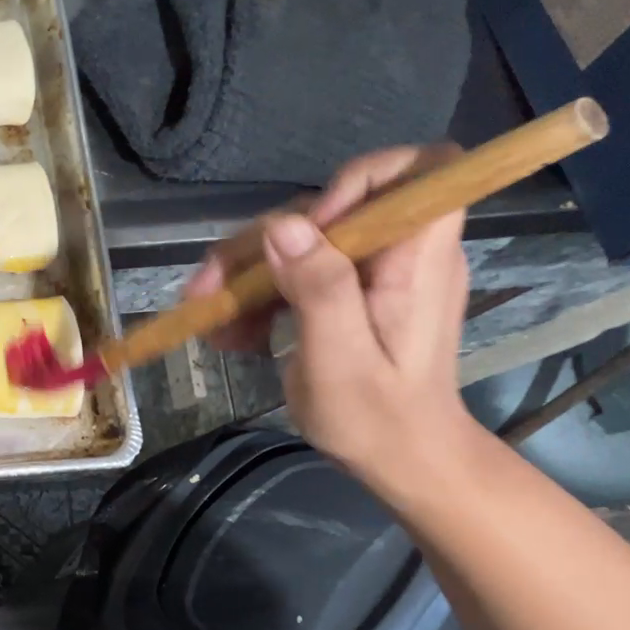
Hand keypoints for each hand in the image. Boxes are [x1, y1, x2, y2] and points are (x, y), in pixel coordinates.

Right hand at [184, 145, 481, 491]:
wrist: (400, 459)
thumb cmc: (376, 416)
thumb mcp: (340, 358)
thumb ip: (319, 289)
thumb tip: (284, 225)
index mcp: (416, 259)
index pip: (421, 171)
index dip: (360, 181)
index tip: (308, 226)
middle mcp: (398, 254)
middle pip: (330, 212)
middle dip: (262, 244)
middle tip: (208, 290)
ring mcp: (369, 276)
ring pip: (300, 245)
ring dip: (245, 278)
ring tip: (210, 323)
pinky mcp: (344, 297)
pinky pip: (294, 277)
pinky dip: (257, 301)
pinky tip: (232, 337)